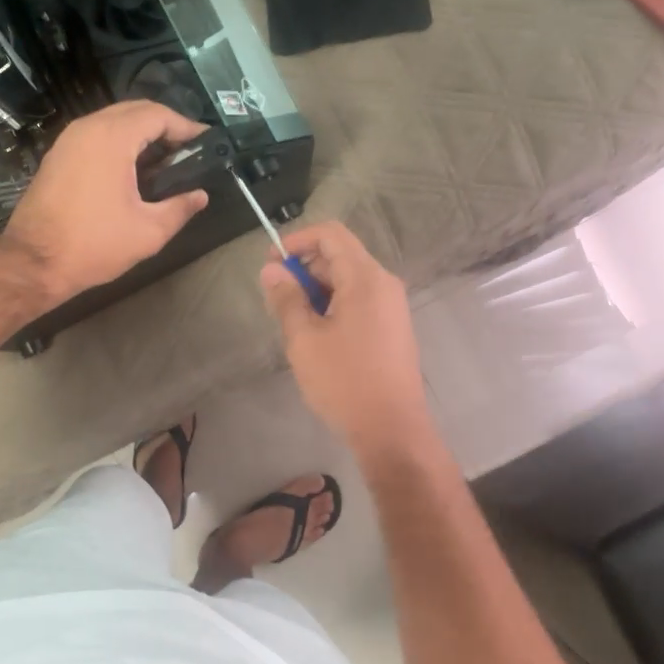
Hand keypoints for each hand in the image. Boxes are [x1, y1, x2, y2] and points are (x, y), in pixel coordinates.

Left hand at [0, 102, 209, 303]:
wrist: (34, 262)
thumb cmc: (94, 245)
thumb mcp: (148, 232)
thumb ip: (179, 209)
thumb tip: (200, 196)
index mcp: (111, 138)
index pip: (157, 114)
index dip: (186, 125)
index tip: (206, 143)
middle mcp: (88, 128)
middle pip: (134, 111)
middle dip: (165, 125)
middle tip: (188, 150)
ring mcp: (68, 140)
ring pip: (112, 121)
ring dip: (141, 132)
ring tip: (165, 159)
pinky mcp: (57, 156)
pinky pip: (96, 135)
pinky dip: (119, 142)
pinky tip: (133, 169)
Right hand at [259, 223, 432, 455]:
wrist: (391, 429)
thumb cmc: (344, 381)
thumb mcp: (304, 339)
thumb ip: (287, 299)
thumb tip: (272, 270)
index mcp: (365, 278)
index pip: (331, 234)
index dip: (297, 241)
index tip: (271, 265)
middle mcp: (384, 284)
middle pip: (340, 256)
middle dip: (305, 269)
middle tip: (278, 301)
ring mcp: (392, 307)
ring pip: (349, 281)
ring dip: (317, 291)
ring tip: (295, 323)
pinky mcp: (392, 328)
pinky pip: (360, 301)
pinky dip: (334, 306)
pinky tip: (318, 337)